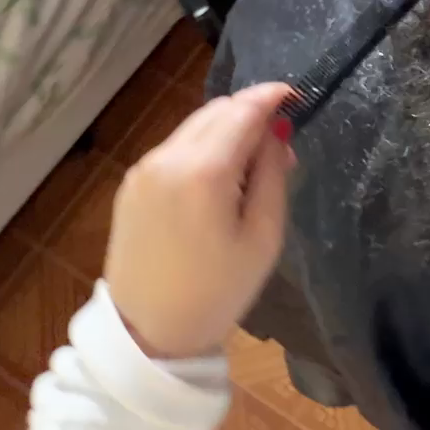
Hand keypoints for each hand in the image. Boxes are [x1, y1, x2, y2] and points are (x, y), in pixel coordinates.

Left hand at [104, 83, 296, 358]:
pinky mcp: (132, 184)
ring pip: (195, 125)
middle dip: (251, 112)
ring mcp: (144, 169)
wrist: (146, 334)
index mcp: (203, 171)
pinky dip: (204, 147)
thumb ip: (273, 174)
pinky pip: (177, 147)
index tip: (296, 95)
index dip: (271, 96)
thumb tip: (276, 133)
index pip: (242, 110)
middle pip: (216, 110)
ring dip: (227, 129)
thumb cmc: (218, 292)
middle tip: (281, 141)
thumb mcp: (264, 236)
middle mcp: (168, 157)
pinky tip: (220, 178)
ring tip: (253, 165)